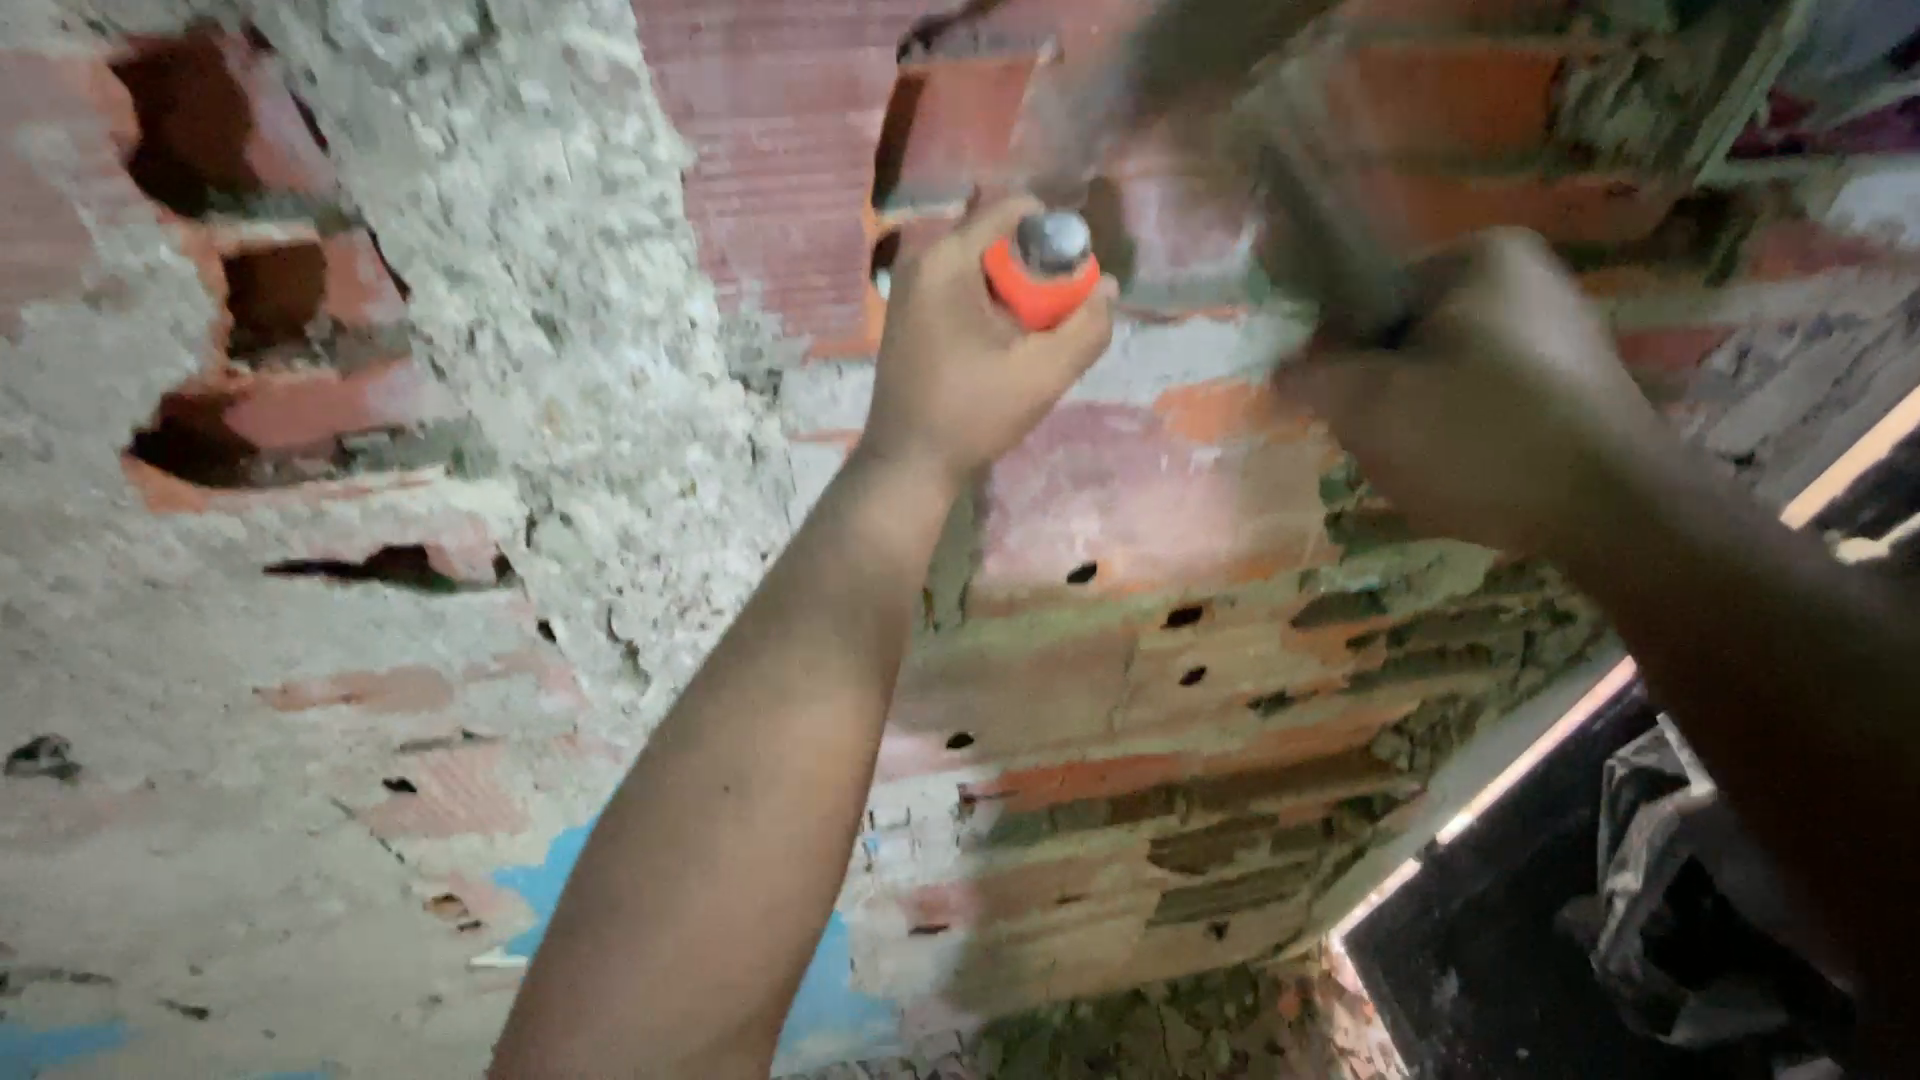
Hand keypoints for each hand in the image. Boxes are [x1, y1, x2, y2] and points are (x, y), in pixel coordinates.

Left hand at [860, 197, 1117, 488]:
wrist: (908, 464)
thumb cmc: (971, 415)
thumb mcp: (1043, 374)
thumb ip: (1087, 326)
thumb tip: (1108, 287)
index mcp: (946, 260)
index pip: (1015, 211)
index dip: (1056, 240)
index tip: (1071, 286)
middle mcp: (922, 263)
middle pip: (1000, 243)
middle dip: (1036, 277)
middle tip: (1051, 325)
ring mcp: (910, 291)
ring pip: (984, 272)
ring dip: (1015, 300)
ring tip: (1027, 346)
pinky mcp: (910, 318)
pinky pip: (964, 295)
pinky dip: (990, 314)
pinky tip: (999, 355)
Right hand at [1277, 228, 1681, 556]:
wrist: (1613, 511)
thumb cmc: (1479, 436)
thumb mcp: (1370, 403)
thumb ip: (1310, 377)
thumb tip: (1282, 374)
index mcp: (1476, 259)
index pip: (1362, 299)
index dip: (1335, 358)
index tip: (1337, 408)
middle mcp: (1521, 281)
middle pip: (1398, 340)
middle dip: (1377, 396)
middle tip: (1383, 443)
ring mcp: (1550, 335)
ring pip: (1432, 377)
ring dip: (1409, 423)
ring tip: (1423, 466)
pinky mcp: (1565, 387)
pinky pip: (1476, 402)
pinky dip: (1454, 437)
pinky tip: (1460, 475)